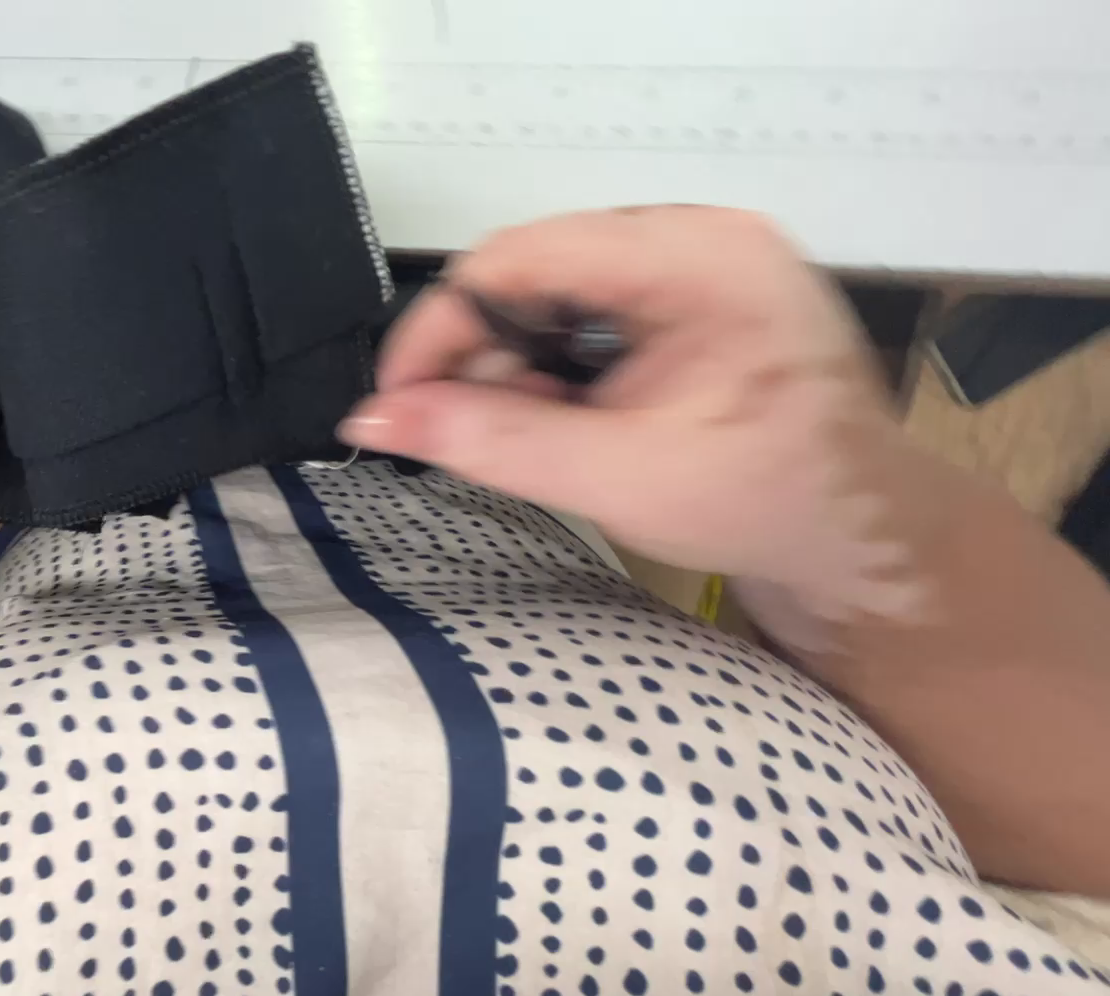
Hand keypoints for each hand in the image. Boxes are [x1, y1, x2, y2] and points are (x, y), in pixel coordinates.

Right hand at [341, 207, 943, 638]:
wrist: (847, 532)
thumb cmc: (755, 504)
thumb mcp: (612, 477)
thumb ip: (489, 441)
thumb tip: (370, 418)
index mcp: (696, 259)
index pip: (520, 257)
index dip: (438, 324)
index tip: (394, 399)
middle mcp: (684, 240)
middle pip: (523, 274)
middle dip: (471, 356)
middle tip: (453, 428)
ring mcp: (676, 266)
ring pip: (533, 298)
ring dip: (499, 370)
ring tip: (520, 433)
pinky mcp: (664, 299)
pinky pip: (560, 318)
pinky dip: (531, 372)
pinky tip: (550, 417)